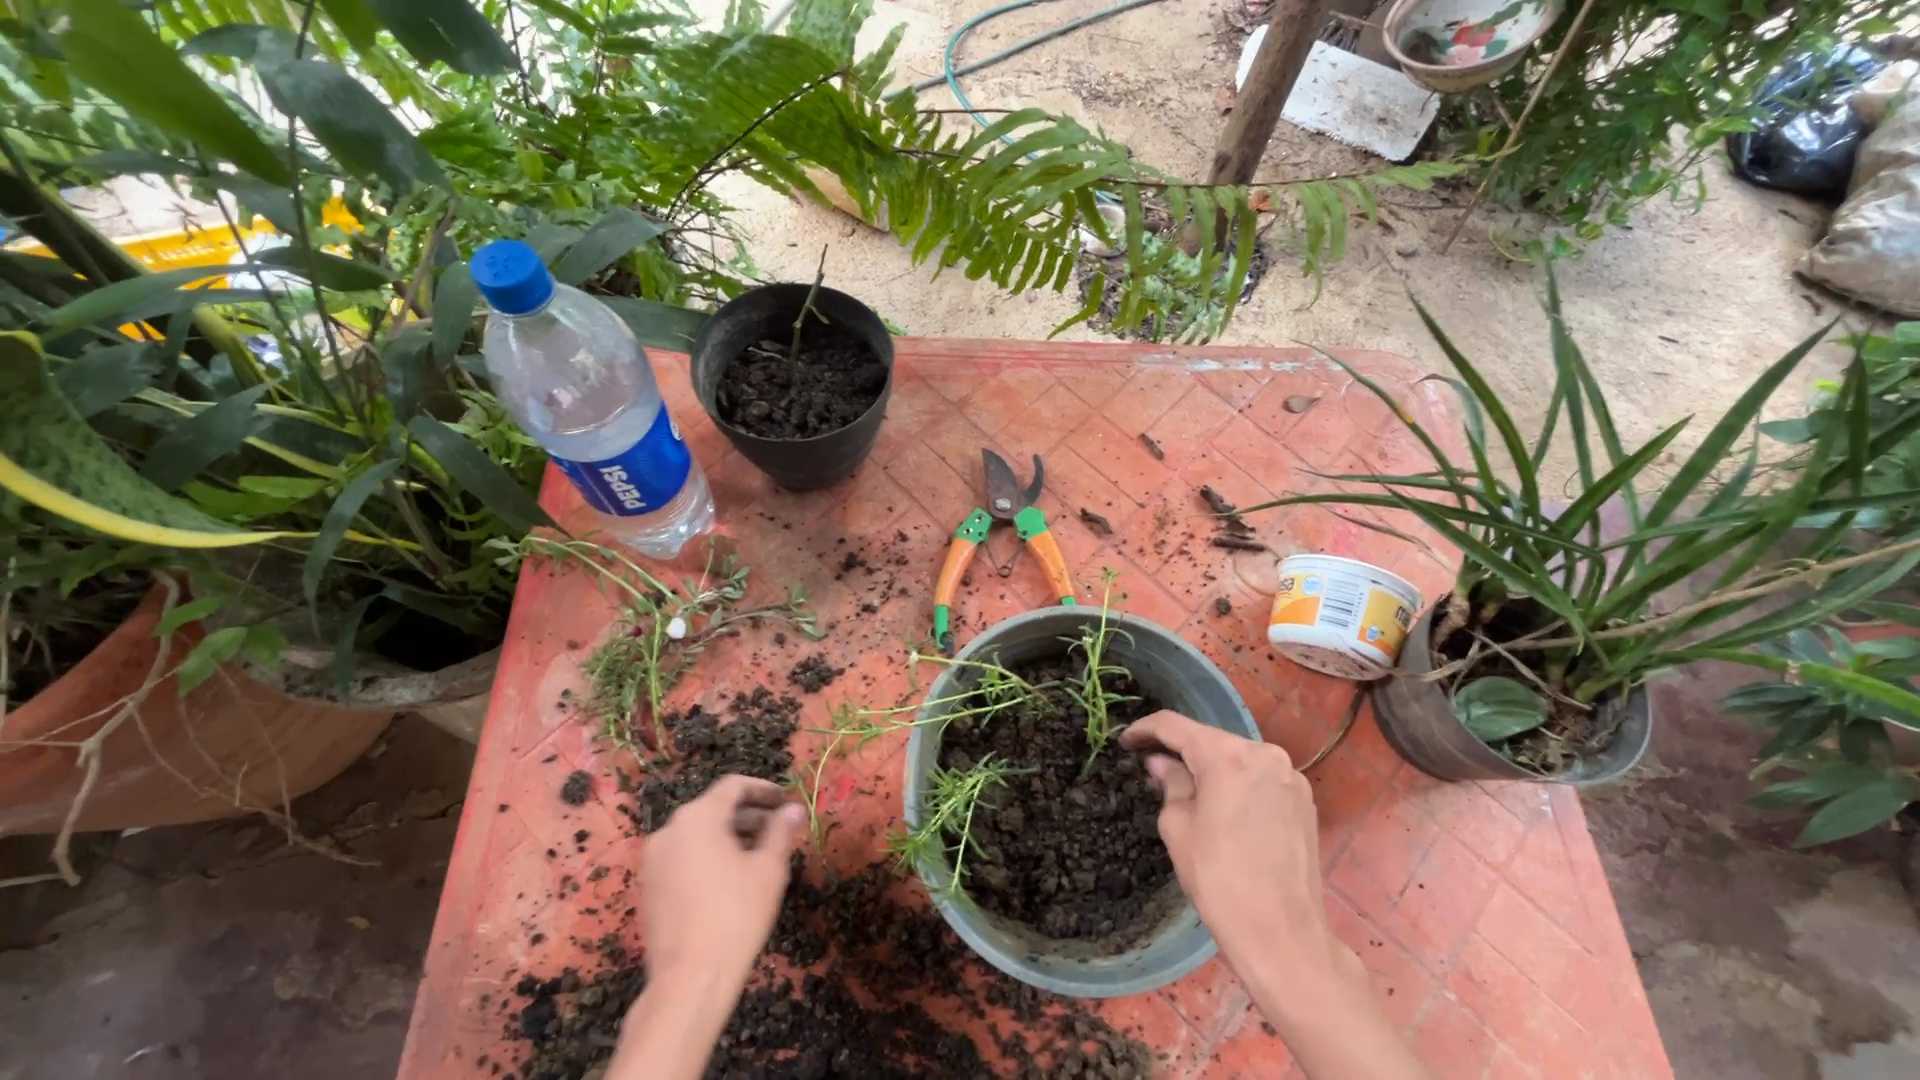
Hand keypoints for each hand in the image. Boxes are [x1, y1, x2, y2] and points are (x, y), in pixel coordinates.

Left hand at [639, 774, 804, 991]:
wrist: (689, 979)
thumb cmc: (736, 915)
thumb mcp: (768, 869)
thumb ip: (781, 831)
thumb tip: (793, 809)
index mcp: (697, 818)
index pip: (733, 786)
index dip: (764, 789)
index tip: (786, 801)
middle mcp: (668, 830)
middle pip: (714, 809)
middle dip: (750, 815)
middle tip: (780, 830)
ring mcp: (653, 860)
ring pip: (698, 835)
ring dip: (731, 836)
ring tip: (760, 855)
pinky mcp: (649, 887)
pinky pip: (684, 857)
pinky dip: (709, 856)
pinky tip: (732, 879)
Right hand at [1120, 711, 1346, 975]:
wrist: (1282, 934)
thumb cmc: (1219, 880)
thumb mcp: (1179, 828)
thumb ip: (1170, 784)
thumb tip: (1162, 763)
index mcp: (1228, 756)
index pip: (1175, 726)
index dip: (1145, 730)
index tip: (1125, 742)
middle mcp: (1264, 754)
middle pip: (1211, 740)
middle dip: (1180, 750)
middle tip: (1151, 769)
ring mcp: (1290, 776)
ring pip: (1238, 759)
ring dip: (1210, 768)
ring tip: (1187, 790)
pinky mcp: (1304, 800)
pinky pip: (1260, 779)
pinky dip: (1237, 784)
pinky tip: (1224, 808)